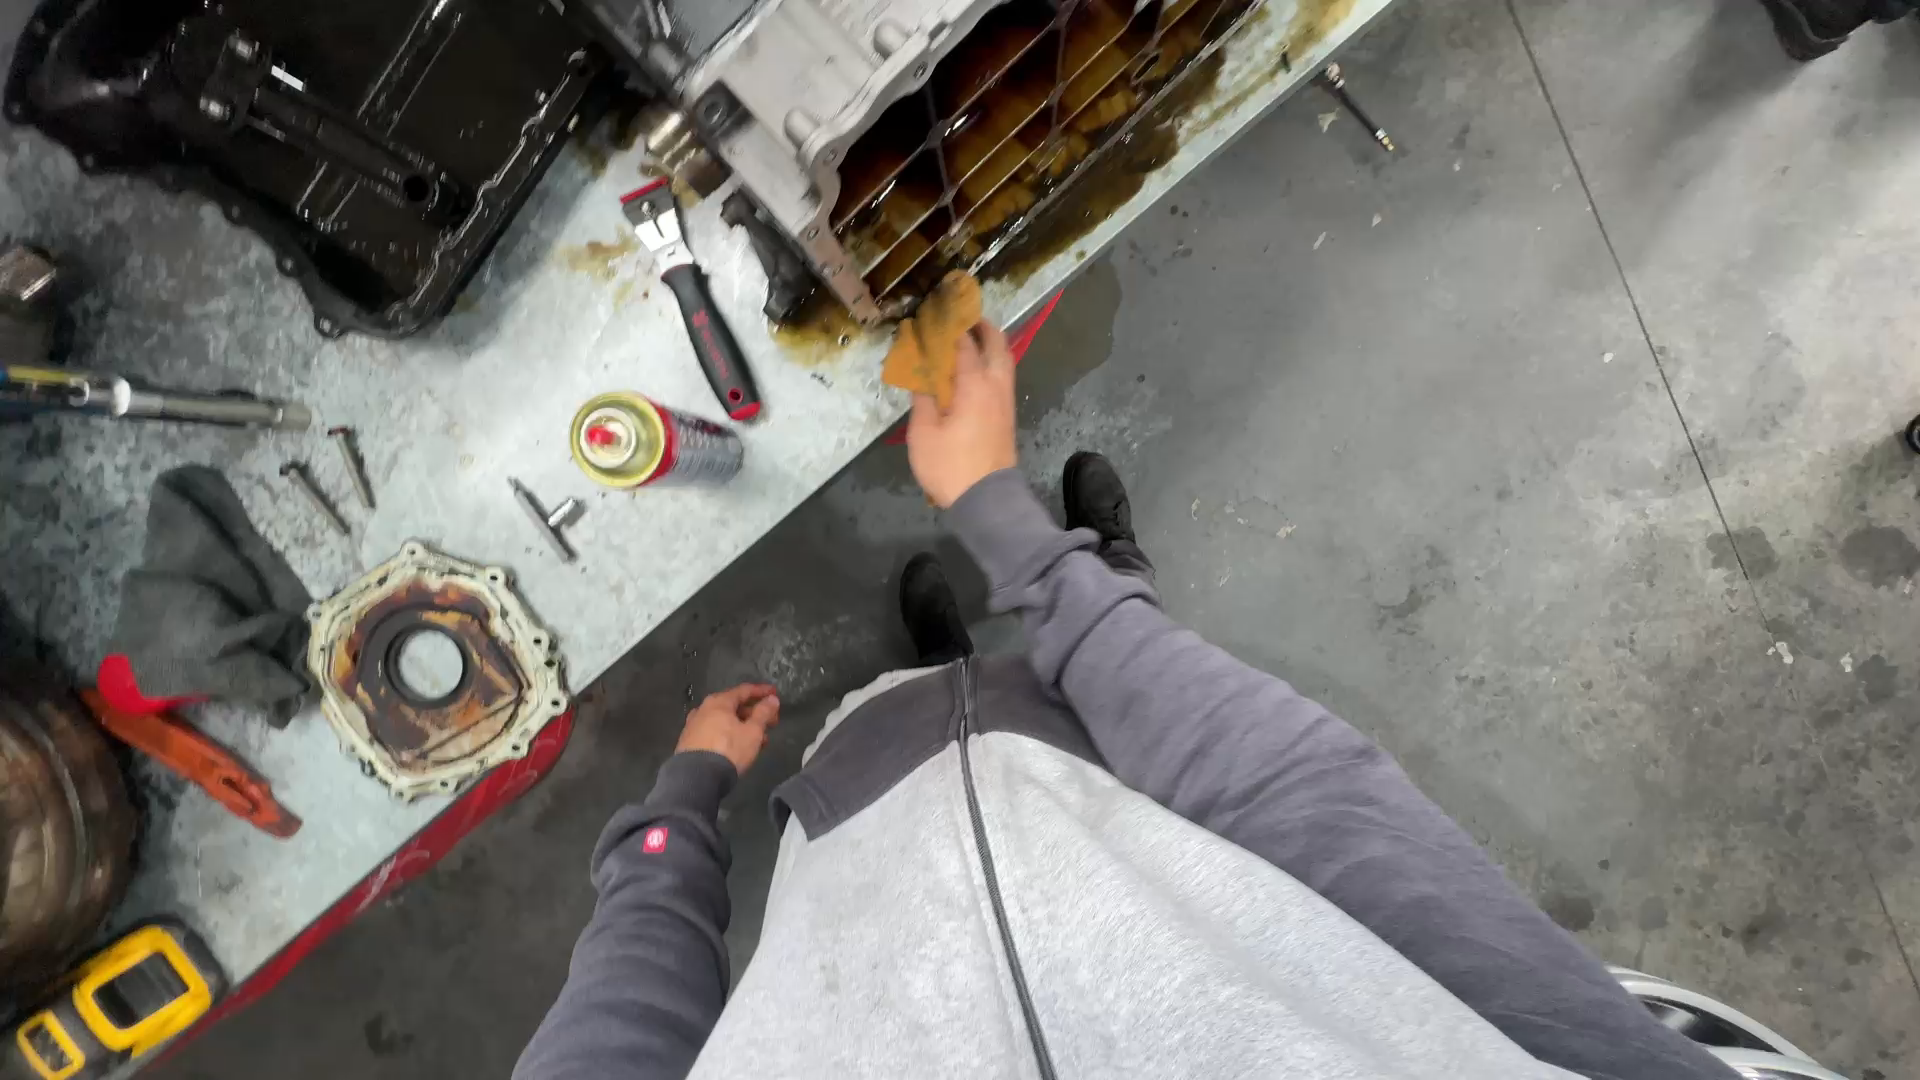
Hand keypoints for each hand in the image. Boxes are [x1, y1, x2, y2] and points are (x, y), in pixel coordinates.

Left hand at [675, 683, 779, 774]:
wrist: (696, 779)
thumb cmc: (729, 750)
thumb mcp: (753, 731)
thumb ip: (763, 713)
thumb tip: (771, 699)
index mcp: (719, 702)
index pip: (744, 690)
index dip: (762, 691)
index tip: (775, 693)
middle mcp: (703, 709)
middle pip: (733, 706)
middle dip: (754, 713)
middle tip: (770, 722)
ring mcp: (693, 726)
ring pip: (724, 721)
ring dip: (743, 727)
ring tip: (759, 740)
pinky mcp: (689, 743)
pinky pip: (715, 732)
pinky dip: (729, 734)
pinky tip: (739, 747)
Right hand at [907, 320, 1017, 508]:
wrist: (986, 500)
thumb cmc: (950, 466)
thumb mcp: (924, 433)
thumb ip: (923, 398)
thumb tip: (921, 375)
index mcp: (974, 385)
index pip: (964, 343)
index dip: (949, 326)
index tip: (935, 314)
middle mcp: (996, 387)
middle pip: (997, 344)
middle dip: (983, 326)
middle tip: (965, 317)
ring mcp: (1006, 402)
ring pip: (1005, 361)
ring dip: (992, 344)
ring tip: (973, 338)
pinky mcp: (1007, 417)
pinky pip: (1004, 378)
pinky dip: (994, 364)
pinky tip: (978, 370)